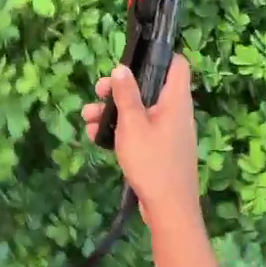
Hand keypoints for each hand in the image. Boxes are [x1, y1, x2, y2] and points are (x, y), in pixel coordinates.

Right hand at [80, 55, 201, 230]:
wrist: (169, 211)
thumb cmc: (152, 161)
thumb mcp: (132, 124)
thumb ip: (126, 94)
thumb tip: (121, 68)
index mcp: (176, 100)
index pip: (177, 64)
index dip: (160, 55)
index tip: (134, 56)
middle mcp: (176, 112)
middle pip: (150, 86)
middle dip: (121, 87)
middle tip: (99, 90)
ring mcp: (169, 132)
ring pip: (141, 110)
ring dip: (114, 110)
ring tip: (87, 116)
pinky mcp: (161, 149)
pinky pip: (141, 130)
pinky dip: (121, 129)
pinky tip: (96, 136)